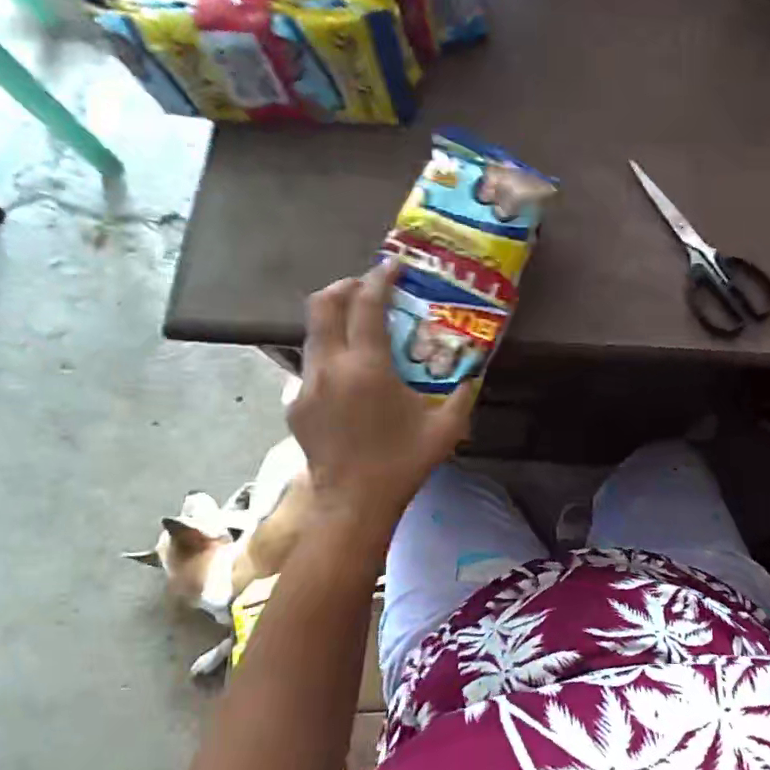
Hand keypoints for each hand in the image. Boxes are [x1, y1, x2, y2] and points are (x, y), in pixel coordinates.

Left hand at [287, 260, 475, 522]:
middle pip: (323, 304)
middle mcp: (330, 367)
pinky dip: (327, 355)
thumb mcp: (445, 429)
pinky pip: (308, 366)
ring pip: (311, 333)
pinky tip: (346, 376)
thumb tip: (475, 371)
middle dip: (345, 286)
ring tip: (357, 327)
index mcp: (367, 367)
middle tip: (367, 288)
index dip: (379, 278)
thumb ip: (464, 394)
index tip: (392, 266)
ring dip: (333, 318)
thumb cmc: (402, 464)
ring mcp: (306, 386)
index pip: (366, 304)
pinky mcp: (294, 405)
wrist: (354, 504)